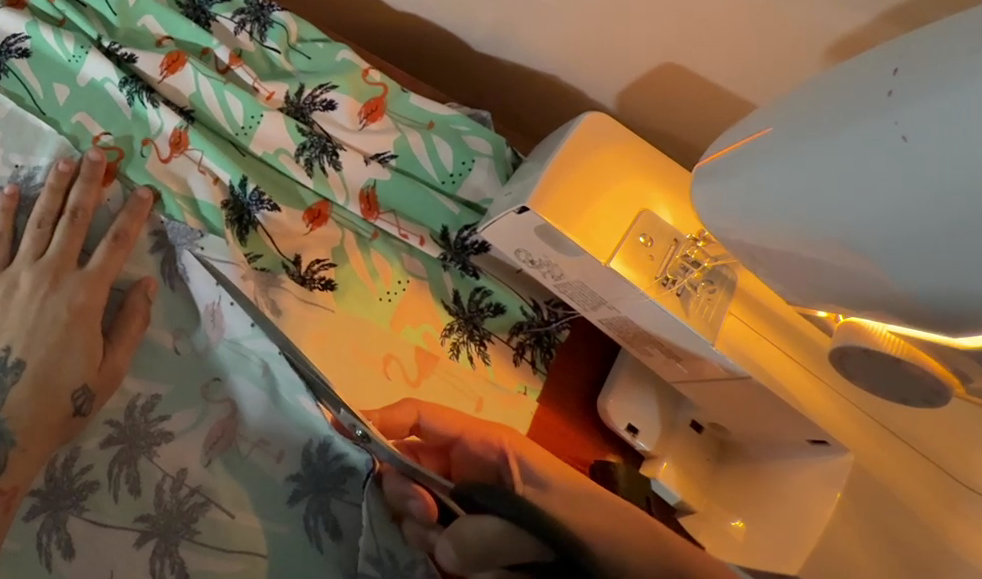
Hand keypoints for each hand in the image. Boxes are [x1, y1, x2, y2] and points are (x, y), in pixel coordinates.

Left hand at [0, 151, 157, 577]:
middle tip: (100, 153)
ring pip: (39, 220)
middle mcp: (53, 274)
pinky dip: (4, 211)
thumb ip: (130, 326)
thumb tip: (147, 285)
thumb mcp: (109, 373)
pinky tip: (11, 189)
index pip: (117, 244)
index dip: (134, 214)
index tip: (145, 190)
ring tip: (64, 161)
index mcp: (87, 296)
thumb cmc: (60, 405)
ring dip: (53, 187)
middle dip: (91, 183)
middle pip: (76, 218)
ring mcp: (17, 275)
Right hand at [365, 399, 733, 578]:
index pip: (415, 417)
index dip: (376, 419)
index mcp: (480, 443)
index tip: (338, 431)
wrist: (643, 575)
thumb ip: (486, 528)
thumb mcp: (542, 518)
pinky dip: (440, 557)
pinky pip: (436, 544)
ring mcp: (467, 507)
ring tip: (452, 556)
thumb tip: (437, 548)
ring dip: (422, 531)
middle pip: (403, 465)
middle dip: (401, 490)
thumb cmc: (595, 526)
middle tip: (422, 517)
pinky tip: (458, 570)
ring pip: (414, 509)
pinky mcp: (472, 544)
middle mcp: (465, 469)